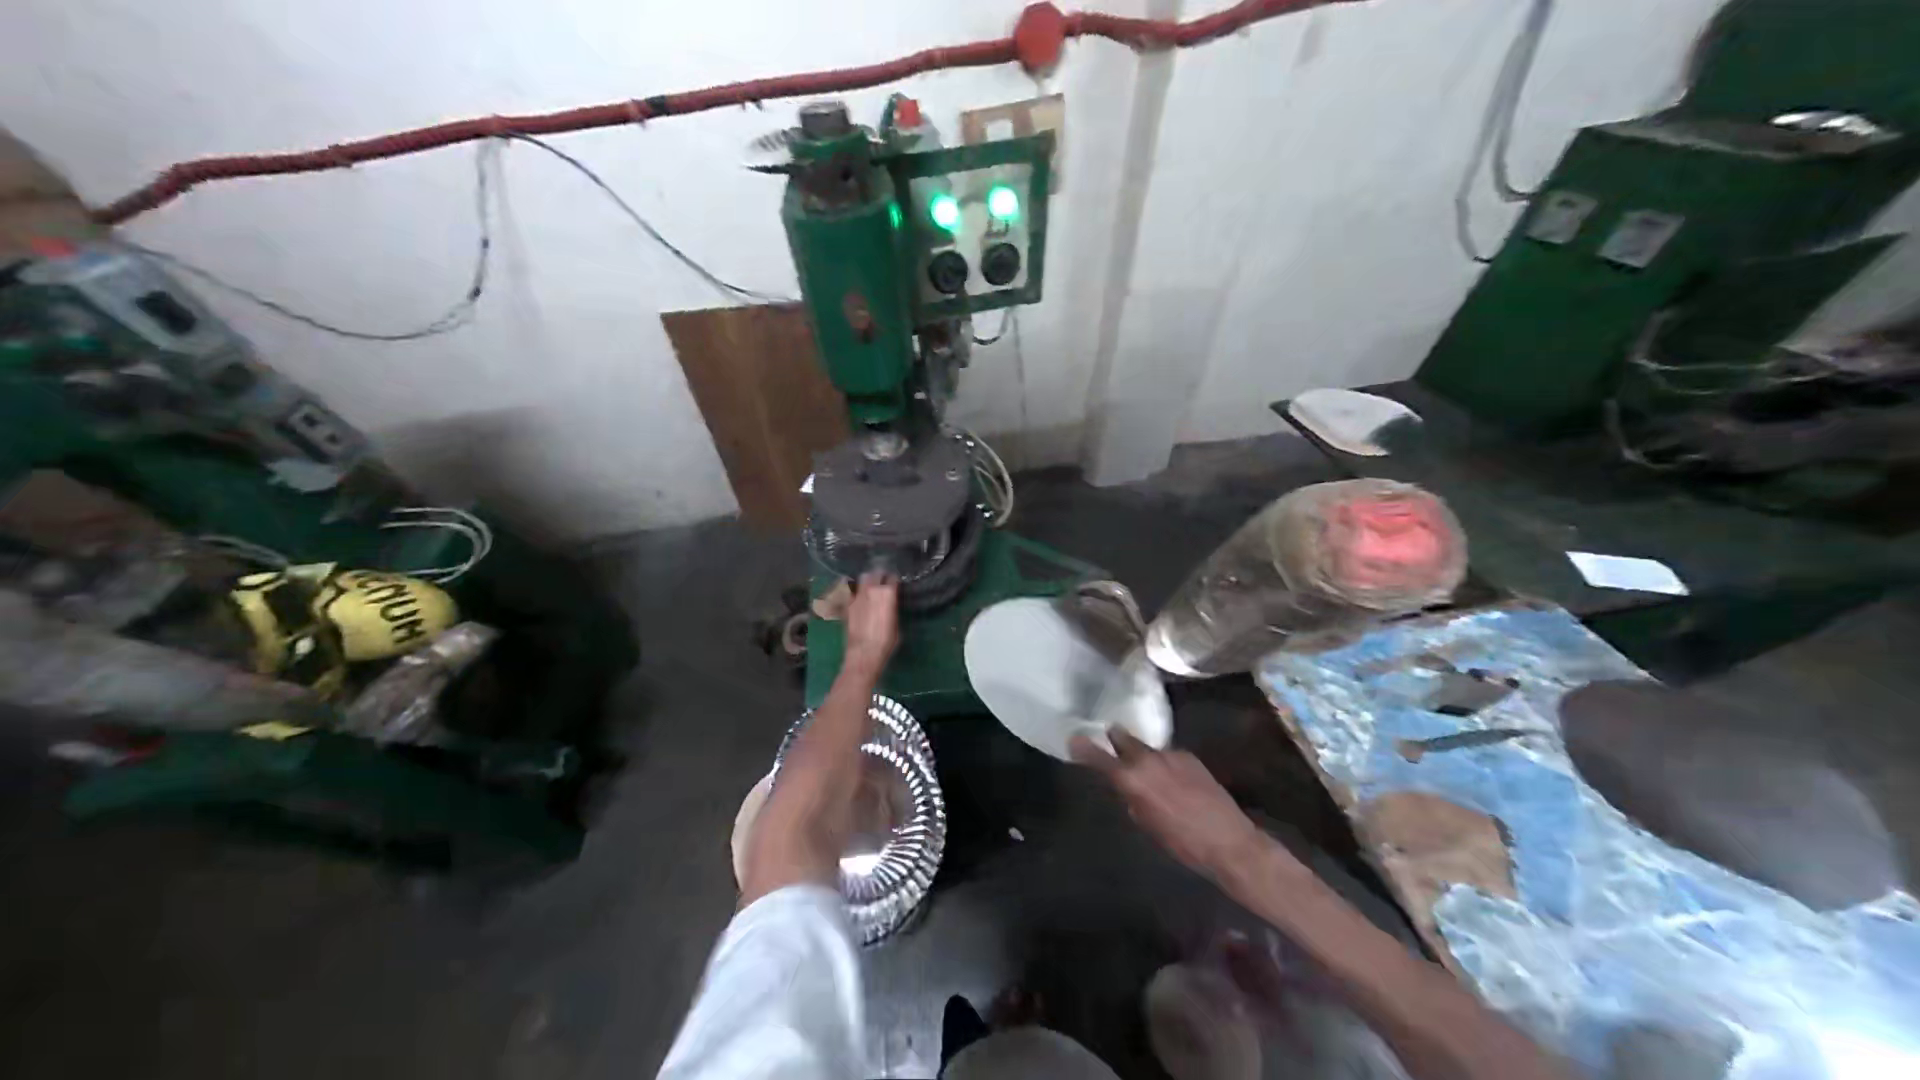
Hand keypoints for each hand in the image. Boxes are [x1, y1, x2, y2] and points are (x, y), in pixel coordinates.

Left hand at [843, 571, 898, 675]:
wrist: (863, 653)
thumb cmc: (886, 642)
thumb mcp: (896, 624)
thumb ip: (892, 608)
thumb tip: (890, 603)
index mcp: (887, 593)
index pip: (892, 577)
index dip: (894, 580)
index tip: (895, 584)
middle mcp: (871, 590)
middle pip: (875, 573)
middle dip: (880, 575)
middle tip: (883, 581)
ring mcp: (856, 596)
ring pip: (862, 578)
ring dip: (867, 580)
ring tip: (869, 586)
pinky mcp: (846, 604)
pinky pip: (851, 591)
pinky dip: (855, 591)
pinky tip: (858, 597)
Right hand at [1071, 729, 1268, 876]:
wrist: (1228, 841)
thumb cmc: (1182, 843)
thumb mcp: (1147, 824)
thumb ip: (1132, 799)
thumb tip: (1129, 790)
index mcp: (1132, 779)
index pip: (1099, 758)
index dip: (1084, 748)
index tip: (1073, 739)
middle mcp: (1148, 760)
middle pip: (1124, 739)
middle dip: (1115, 739)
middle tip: (1110, 738)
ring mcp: (1171, 755)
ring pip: (1148, 749)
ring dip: (1144, 756)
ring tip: (1150, 772)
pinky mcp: (1190, 757)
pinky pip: (1169, 756)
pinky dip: (1166, 764)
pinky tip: (1175, 781)